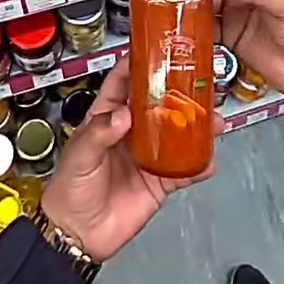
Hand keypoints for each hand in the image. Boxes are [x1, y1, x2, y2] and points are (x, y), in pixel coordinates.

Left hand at [40, 57, 216, 261]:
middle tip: (198, 81)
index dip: (135, 65)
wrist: (78, 234)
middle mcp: (130, 132)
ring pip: (177, 135)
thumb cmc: (70, 188)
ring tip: (214, 119)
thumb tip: (125, 114)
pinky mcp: (159, 182)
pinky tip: (209, 159)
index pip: (122, 83)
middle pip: (157, 105)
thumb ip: (100, 133)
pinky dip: (198, 166)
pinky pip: (183, 171)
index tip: (153, 49)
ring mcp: (147, 156)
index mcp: (107, 117)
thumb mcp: (80, 155)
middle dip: (177, 92)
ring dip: (196, 127)